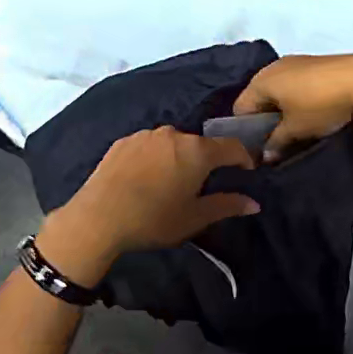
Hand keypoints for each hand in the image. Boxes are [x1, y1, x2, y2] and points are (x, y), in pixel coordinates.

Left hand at [35, 128, 260, 286]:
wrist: (99, 217)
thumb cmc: (153, 219)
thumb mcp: (194, 218)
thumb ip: (226, 205)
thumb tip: (253, 203)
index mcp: (197, 151)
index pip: (232, 147)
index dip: (243, 159)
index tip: (246, 172)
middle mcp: (173, 134)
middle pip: (200, 144)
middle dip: (207, 161)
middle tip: (203, 185)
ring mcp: (145, 135)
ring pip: (172, 143)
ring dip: (178, 158)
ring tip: (171, 182)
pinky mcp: (123, 141)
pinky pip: (148, 146)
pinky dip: (154, 157)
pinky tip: (145, 178)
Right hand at [233, 54, 352, 159]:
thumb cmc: (321, 105)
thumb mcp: (296, 130)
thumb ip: (276, 142)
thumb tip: (265, 156)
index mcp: (260, 81)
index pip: (240, 109)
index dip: (246, 131)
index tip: (261, 147)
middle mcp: (272, 67)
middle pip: (258, 98)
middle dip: (266, 119)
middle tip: (279, 139)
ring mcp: (294, 62)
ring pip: (278, 90)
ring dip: (283, 108)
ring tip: (299, 126)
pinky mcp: (314, 62)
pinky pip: (295, 83)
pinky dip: (297, 97)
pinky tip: (314, 111)